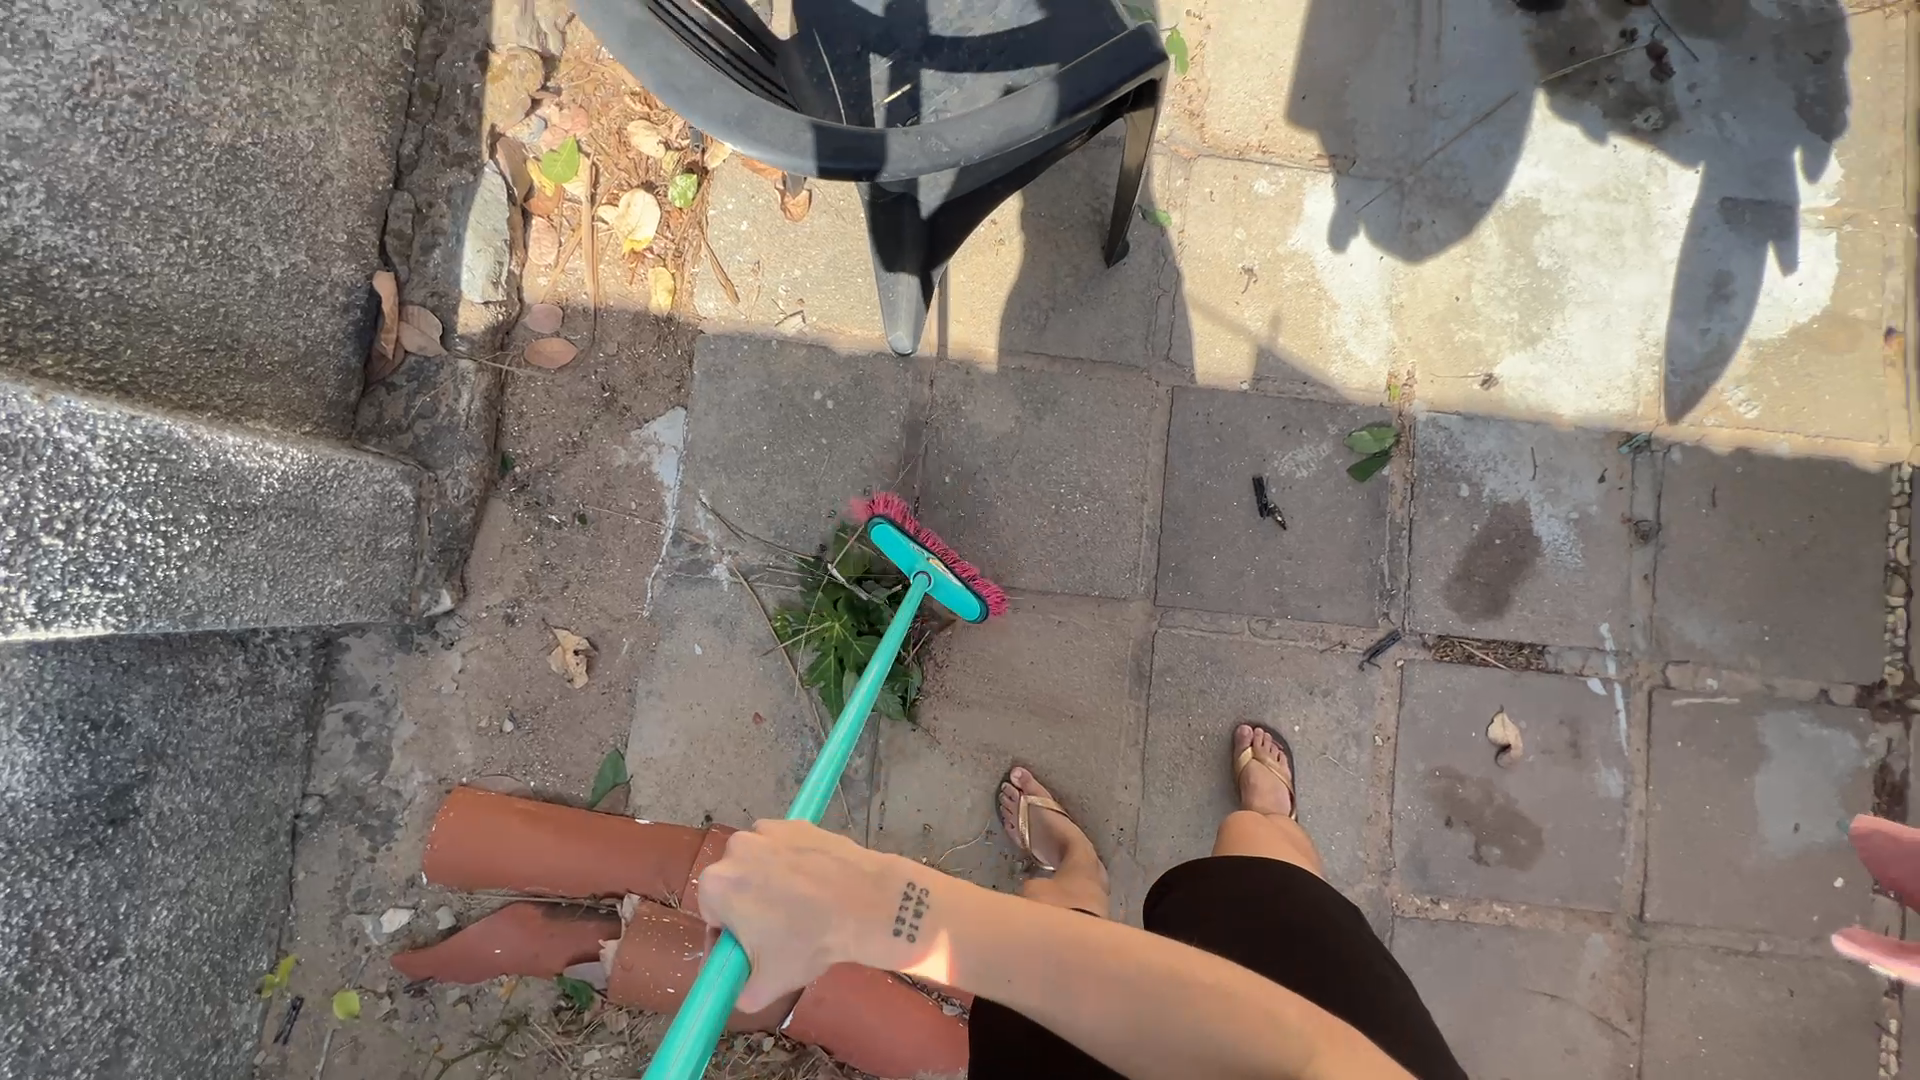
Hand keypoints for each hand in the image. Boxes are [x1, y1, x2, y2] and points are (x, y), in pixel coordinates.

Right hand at [695, 820, 903, 1010]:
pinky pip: (783, 846)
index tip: (751, 950)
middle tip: (777, 930)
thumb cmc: (810, 941)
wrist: (865, 902)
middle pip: (734, 884)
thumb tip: (735, 988)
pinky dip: (791, 860)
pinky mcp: (798, 821)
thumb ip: (735, 991)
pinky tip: (814, 881)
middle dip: (749, 906)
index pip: (712, 916)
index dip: (729, 937)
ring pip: (758, 862)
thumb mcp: (764, 985)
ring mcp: (770, 829)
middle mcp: (736, 847)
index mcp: (717, 884)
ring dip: (769, 880)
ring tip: (799, 905)